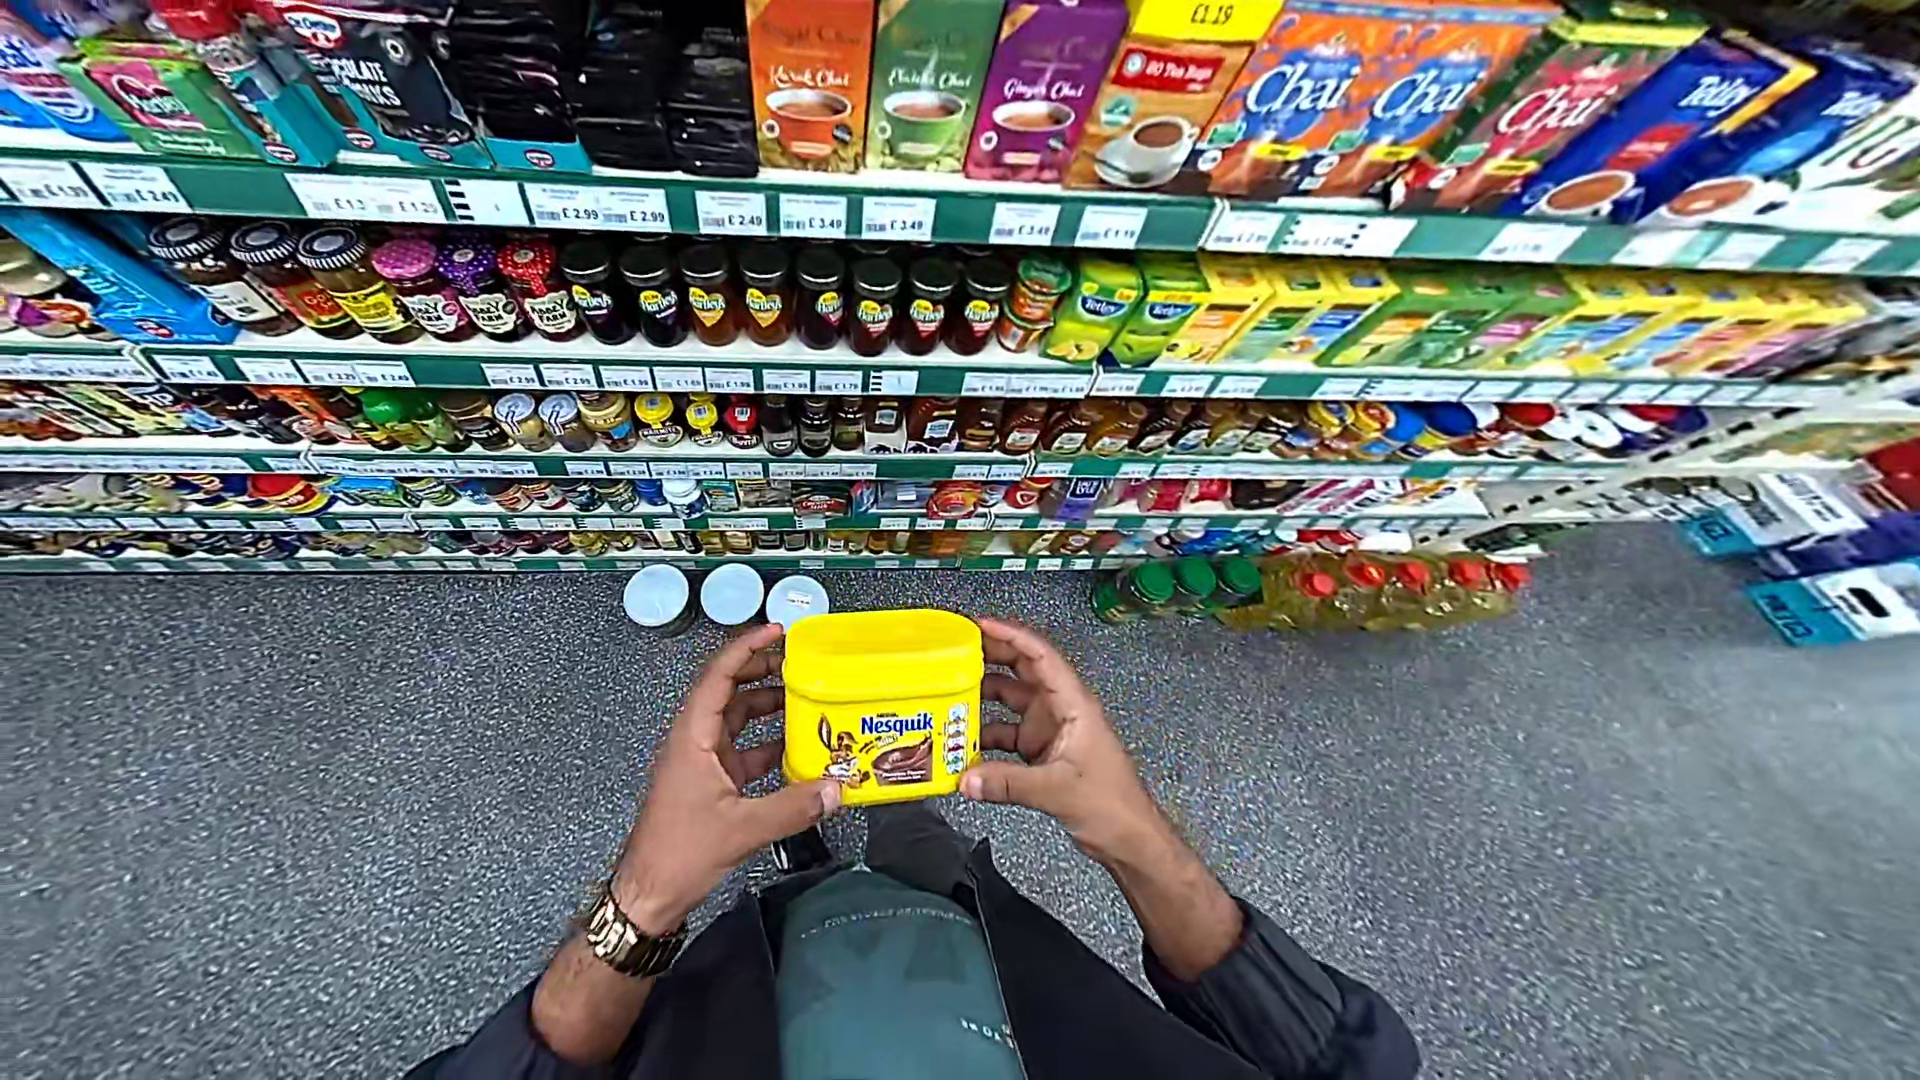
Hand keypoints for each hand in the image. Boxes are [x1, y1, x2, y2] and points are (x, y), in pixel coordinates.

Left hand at [611, 623, 841, 932]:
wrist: (649, 895)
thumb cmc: (680, 853)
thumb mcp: (741, 829)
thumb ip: (793, 807)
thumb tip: (837, 788)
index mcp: (693, 736)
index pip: (718, 675)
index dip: (746, 648)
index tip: (777, 632)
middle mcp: (697, 739)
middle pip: (729, 688)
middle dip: (762, 669)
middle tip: (798, 660)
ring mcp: (704, 759)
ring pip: (738, 716)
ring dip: (768, 704)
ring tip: (804, 696)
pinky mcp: (713, 779)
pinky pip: (746, 746)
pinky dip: (771, 740)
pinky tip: (799, 746)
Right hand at [960, 617, 1167, 863]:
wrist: (1129, 838)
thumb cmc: (1113, 804)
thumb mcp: (1058, 790)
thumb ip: (1007, 784)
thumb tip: (966, 778)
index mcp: (1073, 703)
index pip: (1040, 656)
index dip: (1011, 635)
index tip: (982, 626)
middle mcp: (1060, 708)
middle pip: (1023, 669)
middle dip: (992, 655)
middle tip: (959, 648)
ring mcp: (1050, 728)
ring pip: (1011, 699)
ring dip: (984, 693)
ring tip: (953, 689)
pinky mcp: (1042, 749)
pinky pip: (1007, 731)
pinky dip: (986, 733)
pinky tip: (966, 740)